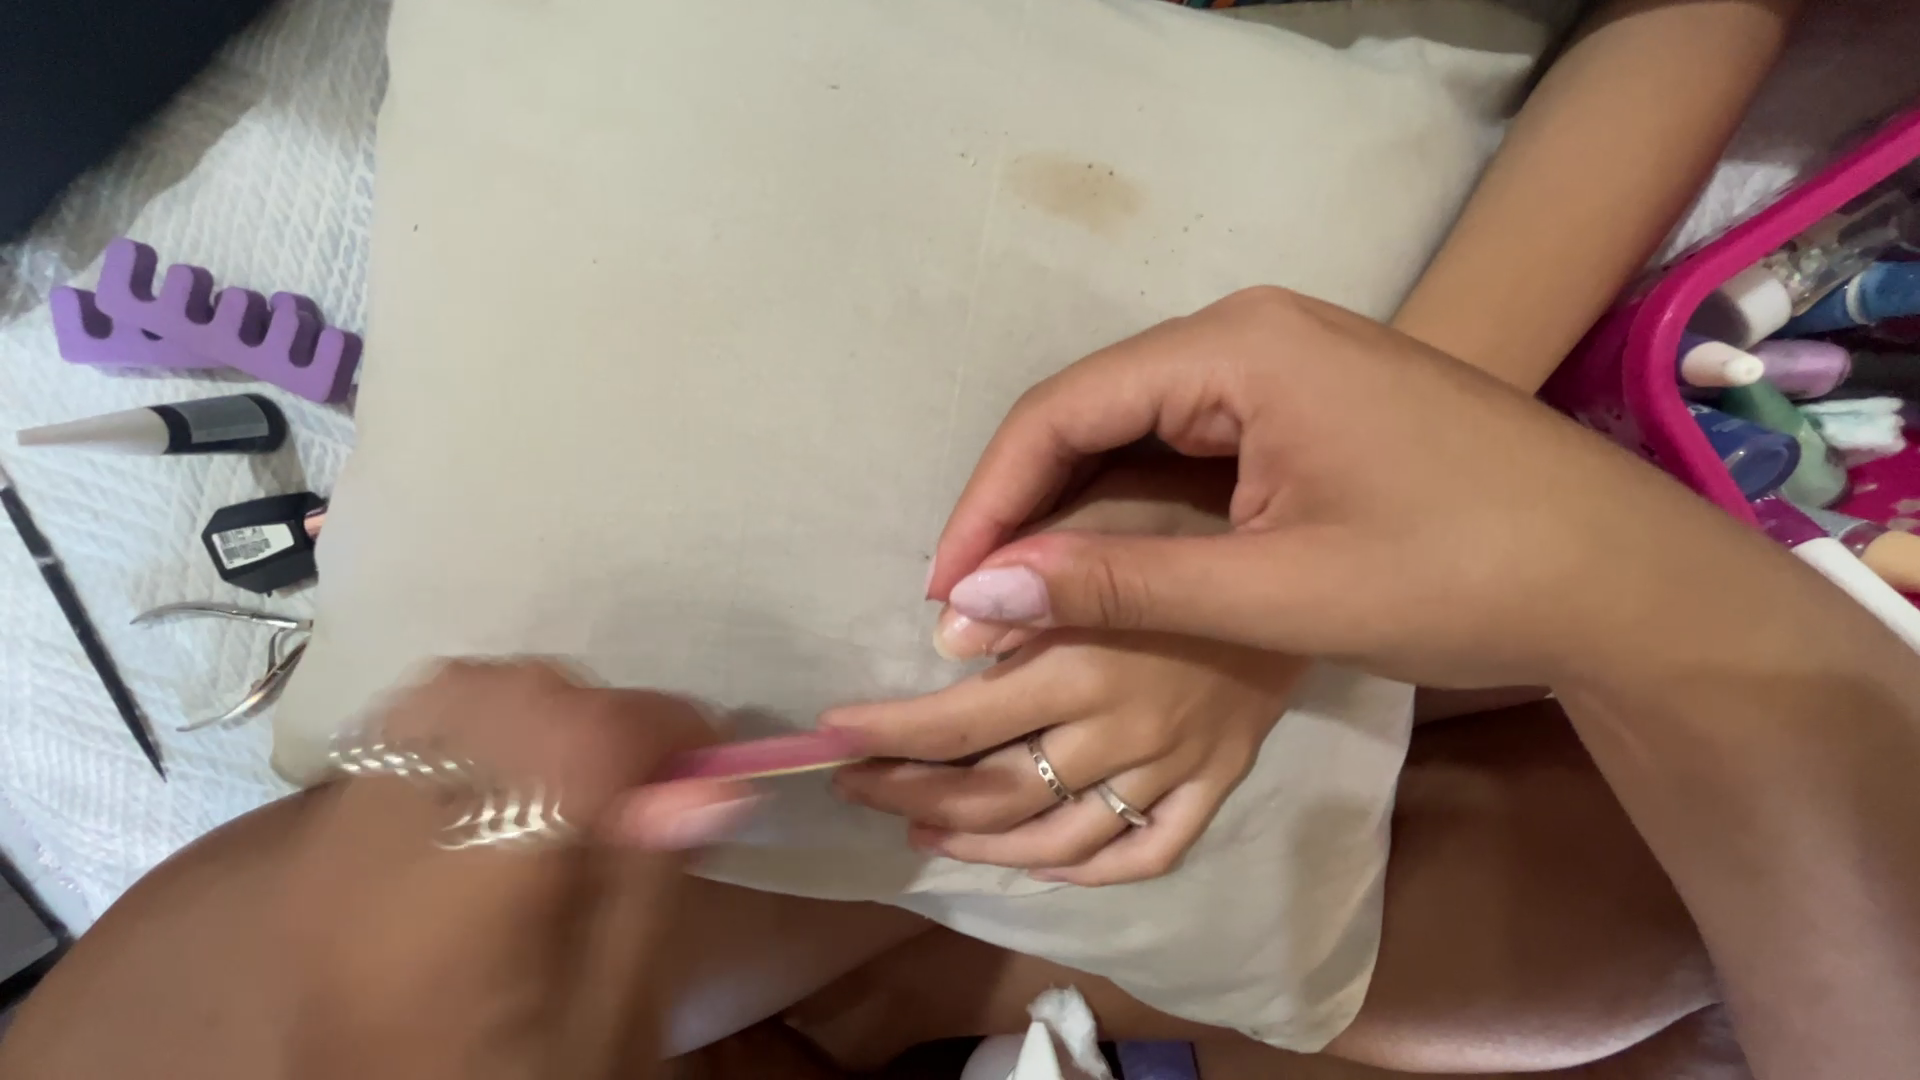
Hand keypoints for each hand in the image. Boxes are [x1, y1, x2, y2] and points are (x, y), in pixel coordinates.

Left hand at [281, 660, 755, 1079]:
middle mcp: (378, 855)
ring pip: (451, 692)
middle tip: (647, 775)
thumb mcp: (612, 1016)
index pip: (574, 743)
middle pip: (507, 696)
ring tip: (584, 771)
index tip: (712, 758)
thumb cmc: (523, 1079)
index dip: (663, 724)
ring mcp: (333, 840)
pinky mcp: (322, 839)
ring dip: (541, 710)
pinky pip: (406, 726)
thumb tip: (714, 782)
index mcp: (462, 912)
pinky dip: (480, 721)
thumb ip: (651, 888)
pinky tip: (515, 775)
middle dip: (604, 714)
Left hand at [825, 461, 1308, 885]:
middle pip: (997, 789)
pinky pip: (1147, 850)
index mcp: (1087, 663)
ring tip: (922, 831)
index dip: (888, 733)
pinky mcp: (1217, 785)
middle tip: (859, 787)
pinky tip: (1035, 861)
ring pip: (1061, 839)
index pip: (961, 719)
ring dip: (979, 842)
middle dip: (912, 793)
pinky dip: (1085, 870)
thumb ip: (1027, 583)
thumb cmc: (1190, 513)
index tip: (832, 737)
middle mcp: (1124, 731)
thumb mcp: (1102, 516)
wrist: (1306, 544)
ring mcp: (1174, 769)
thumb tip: (945, 639)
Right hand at [924, 287, 1764, 688]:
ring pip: (1124, 428)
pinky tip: (1094, 557)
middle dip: (1017, 503)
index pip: (1062, 410)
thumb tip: (977, 594)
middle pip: (1085, 411)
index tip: (944, 585)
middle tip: (969, 593)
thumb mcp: (1273, 591)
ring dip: (1065, 506)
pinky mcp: (1290, 405)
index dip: (989, 500)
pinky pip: (1172, 445)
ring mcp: (1271, 365)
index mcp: (1238, 348)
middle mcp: (1243, 332)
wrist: (1627, 586)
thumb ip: (1118, 584)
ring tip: (1014, 584)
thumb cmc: (1462, 579)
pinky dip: (1122, 504)